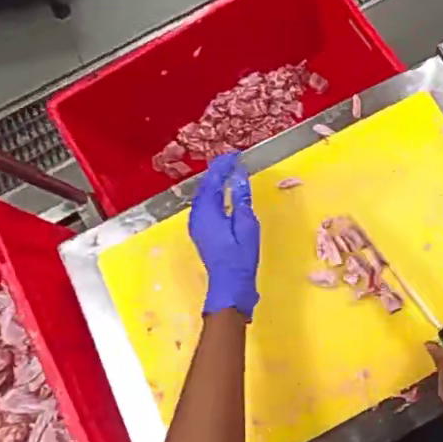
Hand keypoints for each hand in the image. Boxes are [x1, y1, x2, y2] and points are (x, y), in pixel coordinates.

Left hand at [188, 152, 260, 317]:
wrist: (229, 286)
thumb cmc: (240, 257)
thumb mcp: (246, 225)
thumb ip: (241, 199)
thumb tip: (239, 177)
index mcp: (207, 210)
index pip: (213, 180)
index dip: (223, 165)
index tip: (235, 155)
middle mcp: (197, 215)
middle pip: (205, 187)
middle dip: (218, 172)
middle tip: (233, 162)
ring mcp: (197, 224)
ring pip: (204, 196)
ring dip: (215, 184)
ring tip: (230, 174)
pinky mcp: (201, 232)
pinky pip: (205, 207)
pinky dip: (214, 196)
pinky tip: (224, 195)